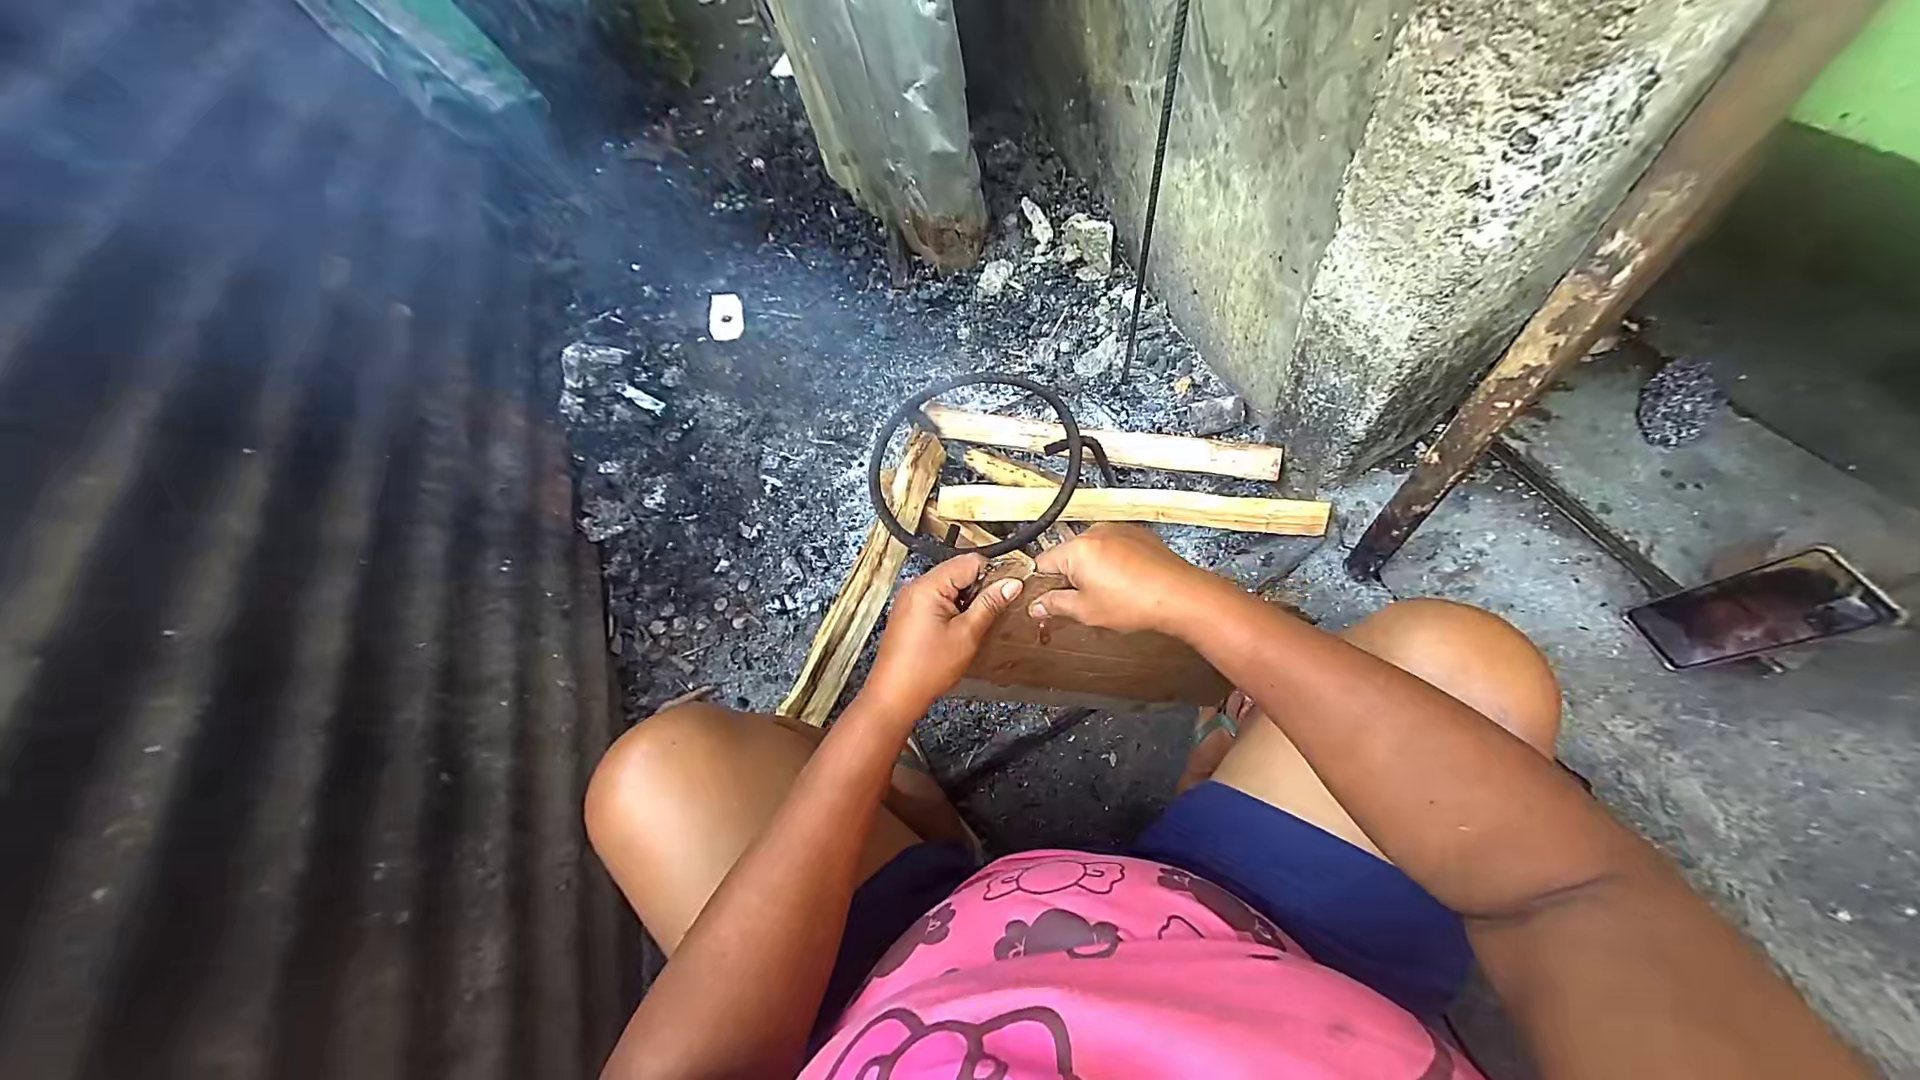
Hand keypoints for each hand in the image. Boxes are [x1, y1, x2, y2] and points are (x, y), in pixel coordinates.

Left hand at [862, 554, 1025, 715]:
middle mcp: (916, 587)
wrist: (895, 696)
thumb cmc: (924, 670)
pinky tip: (961, 628)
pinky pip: (937, 599)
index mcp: (928, 586)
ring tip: (976, 623)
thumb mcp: (967, 634)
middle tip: (995, 609)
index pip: (970, 562)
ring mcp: (911, 600)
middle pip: (959, 571)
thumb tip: (1010, 584)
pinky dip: (953, 608)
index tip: (1008, 589)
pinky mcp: (910, 613)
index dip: (993, 573)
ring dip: (968, 600)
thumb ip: (990, 604)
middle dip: (980, 588)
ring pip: (950, 586)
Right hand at [1028, 524, 1217, 634]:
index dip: (1043, 585)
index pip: (1043, 563)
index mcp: (1077, 549)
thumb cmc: (1136, 603)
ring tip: (1110, 593)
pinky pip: (1113, 546)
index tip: (1048, 600)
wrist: (1181, 595)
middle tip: (1083, 602)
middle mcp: (1095, 532)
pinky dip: (1113, 562)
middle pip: (1068, 555)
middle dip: (1071, 577)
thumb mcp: (1087, 611)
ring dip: (1093, 569)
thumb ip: (1056, 605)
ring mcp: (1118, 530)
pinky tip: (1126, 583)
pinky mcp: (1136, 534)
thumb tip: (1037, 605)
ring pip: (1091, 550)